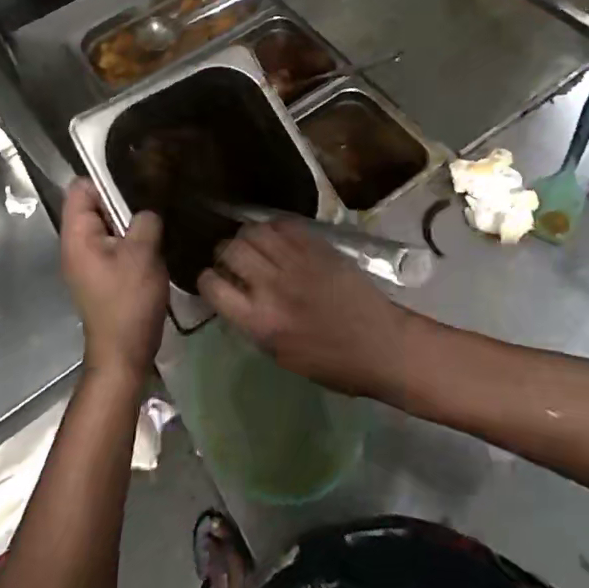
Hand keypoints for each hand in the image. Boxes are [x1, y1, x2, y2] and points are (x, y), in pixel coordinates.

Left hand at [60, 179, 167, 378]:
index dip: (106, 179)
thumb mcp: (142, 254)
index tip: (137, 183)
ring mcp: (88, 262)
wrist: (123, 353)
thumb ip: (144, 221)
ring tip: (158, 221)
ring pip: (108, 227)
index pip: (81, 188)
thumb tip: (146, 211)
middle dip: (123, 200)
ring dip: (131, 223)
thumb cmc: (128, 301)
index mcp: (76, 235)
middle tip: (154, 200)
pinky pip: (115, 246)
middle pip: (95, 206)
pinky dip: (132, 242)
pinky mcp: (102, 275)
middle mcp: (76, 245)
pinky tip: (155, 245)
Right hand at [199, 220, 425, 396]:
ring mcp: (296, 262)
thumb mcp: (279, 354)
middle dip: (223, 252)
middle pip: (229, 250)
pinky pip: (283, 224)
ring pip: (253, 230)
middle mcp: (271, 287)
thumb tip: (234, 295)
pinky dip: (273, 228)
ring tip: (254, 245)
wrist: (382, 345)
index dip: (206, 279)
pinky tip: (278, 239)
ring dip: (246, 236)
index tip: (214, 280)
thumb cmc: (331, 363)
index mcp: (259, 321)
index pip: (212, 286)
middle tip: (233, 259)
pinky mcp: (317, 247)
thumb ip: (251, 322)